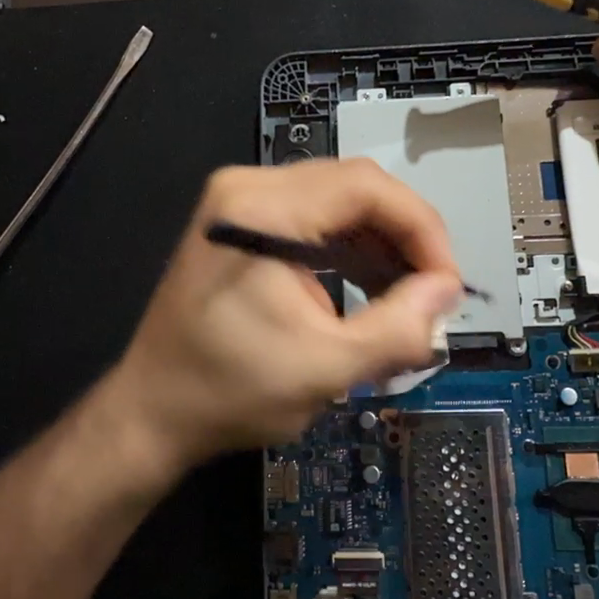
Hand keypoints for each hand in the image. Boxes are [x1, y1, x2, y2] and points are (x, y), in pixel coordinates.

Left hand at [105, 160, 461, 467]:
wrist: (151, 412)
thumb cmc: (230, 392)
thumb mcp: (326, 369)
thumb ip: (398, 327)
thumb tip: (446, 291)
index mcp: (264, 209)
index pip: (366, 187)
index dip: (421, 228)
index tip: (446, 284)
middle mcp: (250, 187)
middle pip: (355, 188)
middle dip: (404, 238)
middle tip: (433, 293)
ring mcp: (241, 202)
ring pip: (338, 203)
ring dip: (380, 246)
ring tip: (408, 299)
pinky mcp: (242, 224)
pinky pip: (314, 220)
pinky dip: (349, 251)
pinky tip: (372, 291)